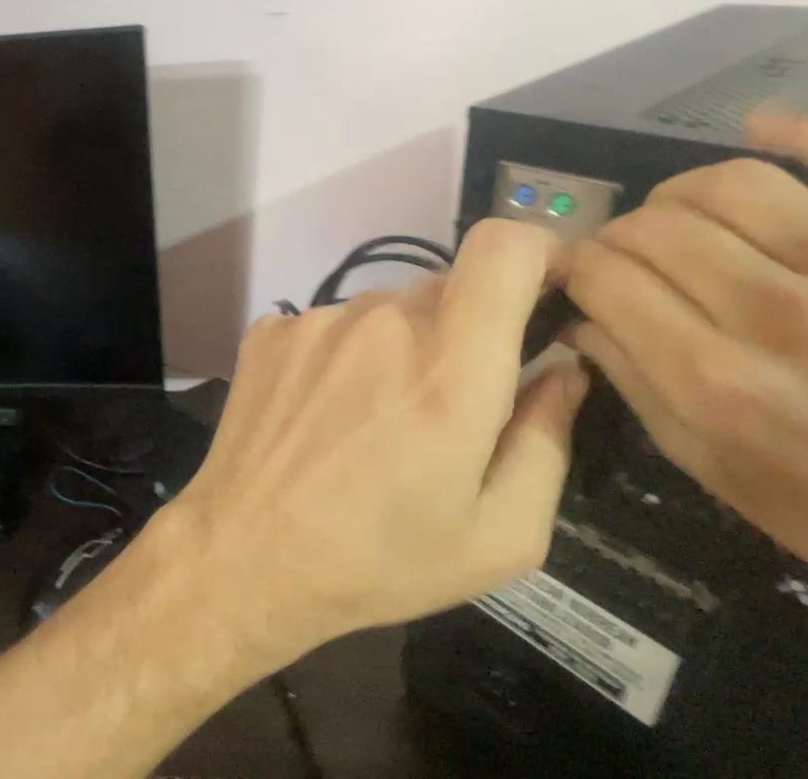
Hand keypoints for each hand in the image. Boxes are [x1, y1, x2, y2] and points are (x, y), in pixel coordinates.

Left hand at [161, 218, 590, 665]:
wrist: (245, 556)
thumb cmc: (379, 560)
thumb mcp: (500, 536)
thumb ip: (548, 439)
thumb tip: (562, 369)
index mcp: (451, 368)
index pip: (503, 246)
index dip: (537, 253)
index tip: (546, 295)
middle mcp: (380, 322)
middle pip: (449, 288)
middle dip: (467, 334)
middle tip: (448, 408)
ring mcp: (316, 320)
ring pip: (387, 310)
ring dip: (399, 348)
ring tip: (374, 423)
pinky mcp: (269, 331)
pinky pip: (331, 325)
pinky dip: (344, 356)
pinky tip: (324, 415)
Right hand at [565, 111, 807, 669]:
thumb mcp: (719, 474)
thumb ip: (638, 389)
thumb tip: (581, 321)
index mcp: (718, 381)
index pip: (603, 278)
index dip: (569, 266)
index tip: (570, 275)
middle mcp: (782, 316)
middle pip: (656, 228)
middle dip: (615, 234)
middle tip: (619, 257)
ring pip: (738, 185)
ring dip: (680, 191)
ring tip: (675, 214)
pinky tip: (762, 125)